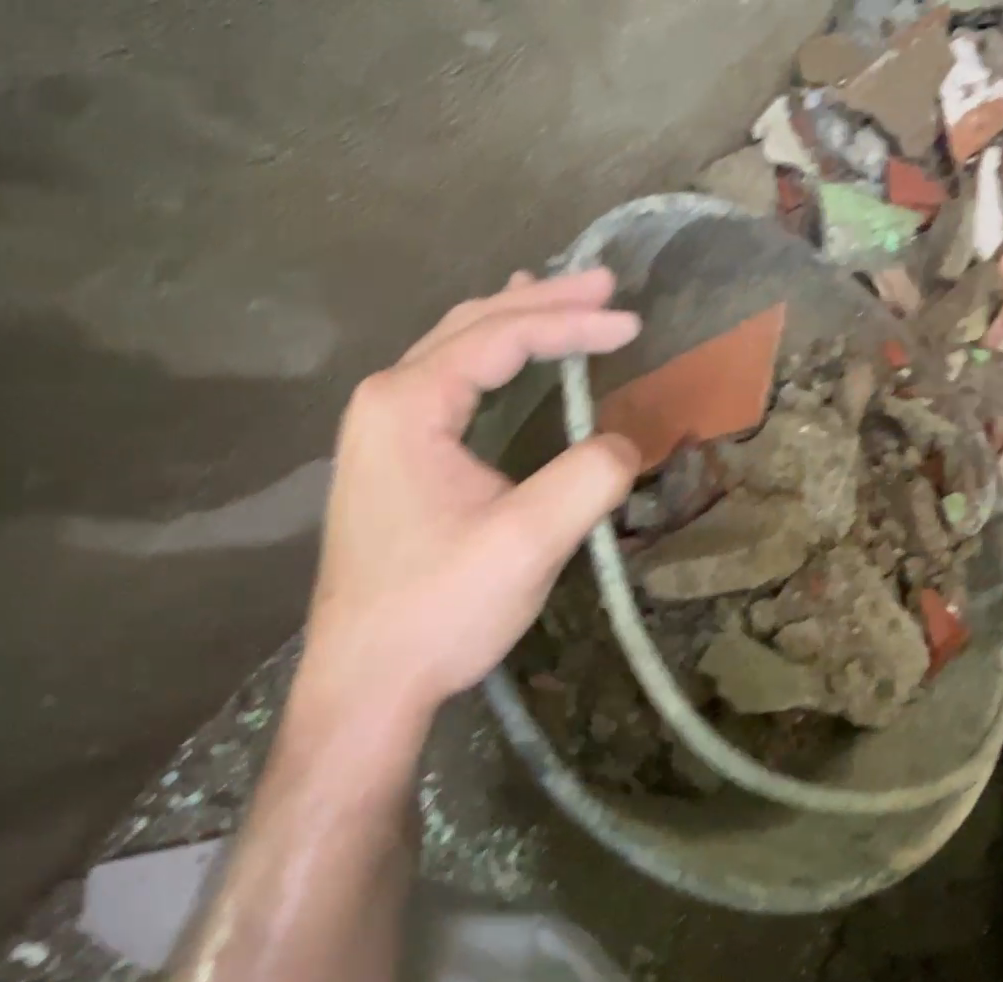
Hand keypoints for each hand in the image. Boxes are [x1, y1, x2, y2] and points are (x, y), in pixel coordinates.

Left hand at [300, 269, 640, 723]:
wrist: (369, 676)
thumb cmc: (441, 606)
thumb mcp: (528, 541)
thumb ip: (588, 478)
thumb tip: (628, 443)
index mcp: (407, 405)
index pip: (500, 339)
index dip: (572, 325)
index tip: (633, 325)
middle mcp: (386, 402)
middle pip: (471, 326)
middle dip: (543, 301)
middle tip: (606, 283)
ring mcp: (383, 432)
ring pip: (455, 351)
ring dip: (515, 322)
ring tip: (562, 297)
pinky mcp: (395, 462)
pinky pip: (450, 385)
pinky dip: (492, 359)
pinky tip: (507, 359)